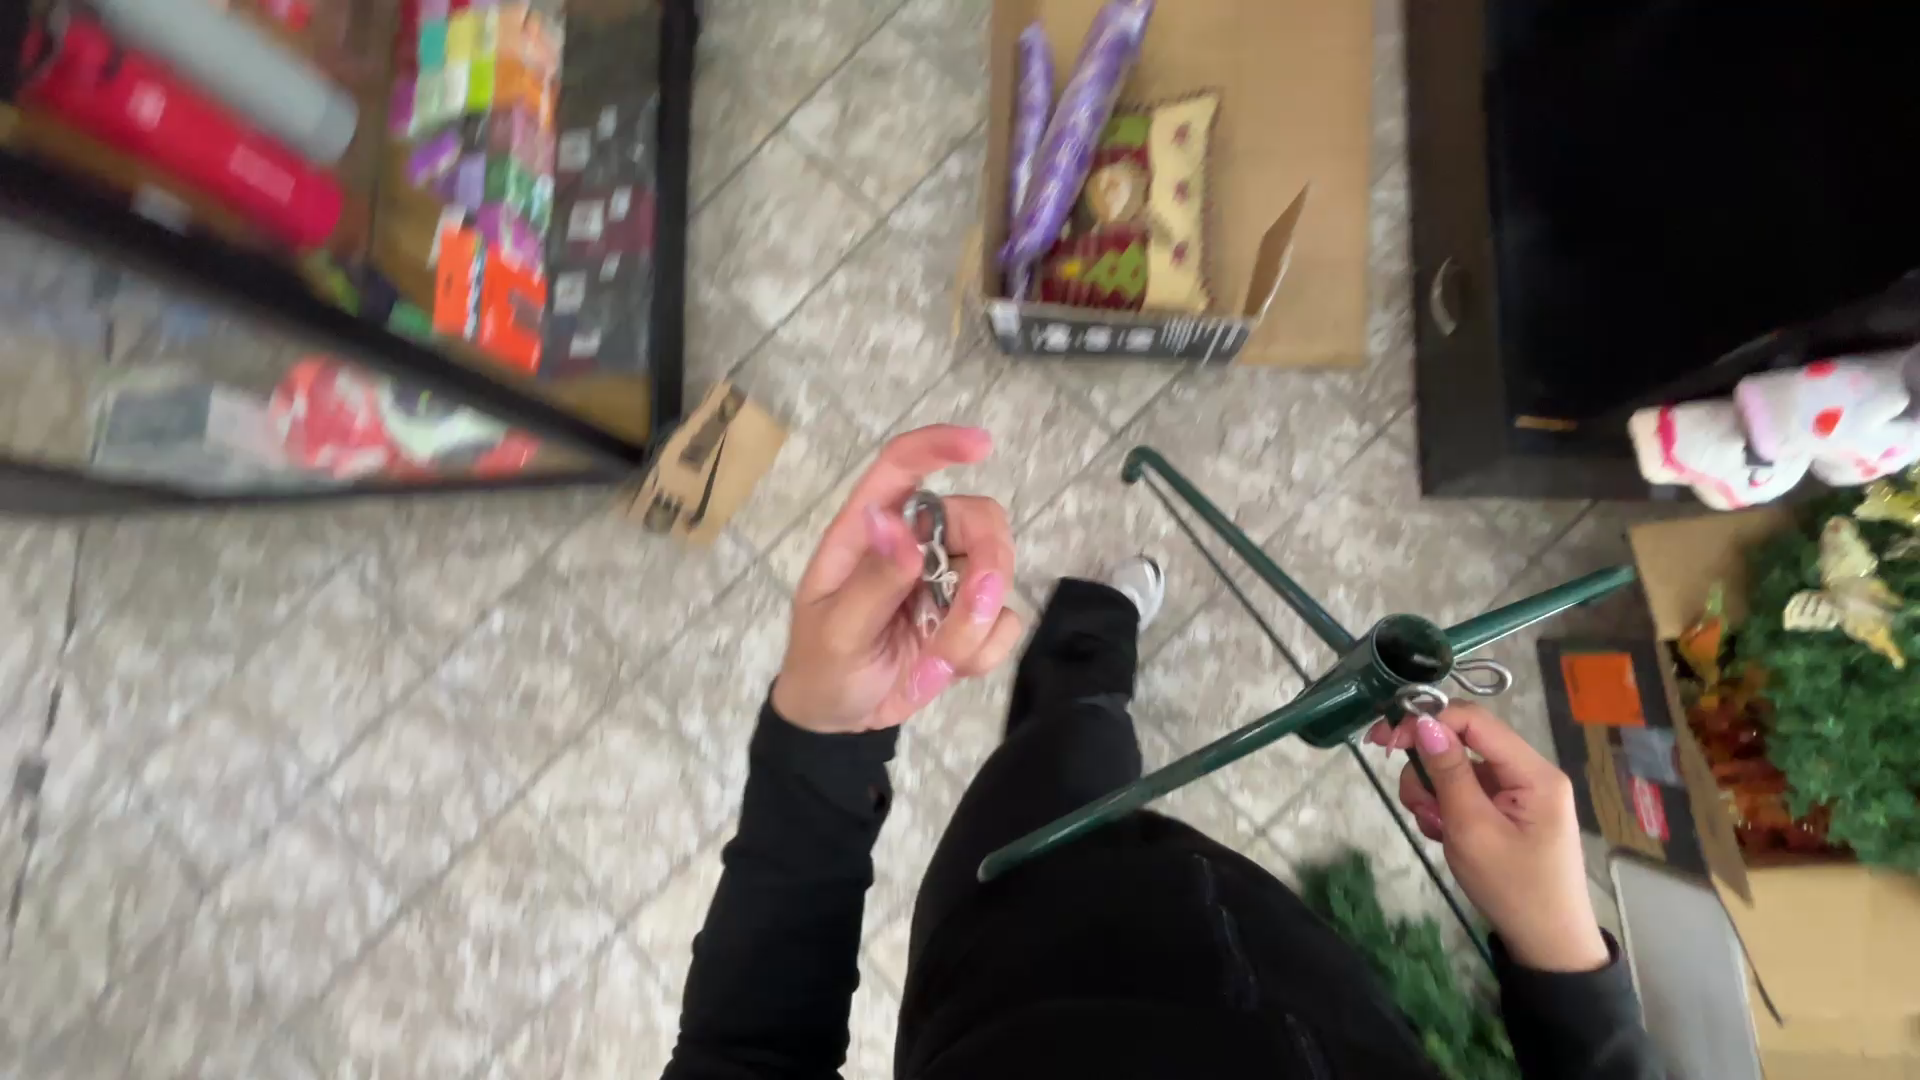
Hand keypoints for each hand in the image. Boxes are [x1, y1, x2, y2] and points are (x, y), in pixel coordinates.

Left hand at [770, 426, 1024, 734]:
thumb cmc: (822, 667)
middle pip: (978, 519)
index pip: (902, 468)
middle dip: (989, 567)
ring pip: (998, 572)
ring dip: (976, 626)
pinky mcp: (969, 619)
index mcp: (868, 533)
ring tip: (936, 663)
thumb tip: (898, 524)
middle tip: (973, 614)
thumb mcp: (837, 631)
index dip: (939, 446)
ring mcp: (946, 581)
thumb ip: (872, 581)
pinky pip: (1005, 620)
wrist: (840, 719)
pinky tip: (946, 671)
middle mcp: (914, 545)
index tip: (982, 446)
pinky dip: (985, 651)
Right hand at [1366, 705, 1608, 972]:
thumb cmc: (1513, 887)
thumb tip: (1422, 722)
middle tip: (1409, 796)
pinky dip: (1440, 805)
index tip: (1385, 740)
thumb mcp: (1472, 828)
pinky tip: (1442, 831)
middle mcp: (1526, 772)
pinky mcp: (1502, 807)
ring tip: (1432, 824)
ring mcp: (1514, 790)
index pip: (1473, 721)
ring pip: (1453, 765)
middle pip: (1460, 741)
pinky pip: (1459, 788)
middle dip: (1425, 764)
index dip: (1427, 721)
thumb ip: (1448, 772)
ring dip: (1429, 790)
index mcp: (1533, 772)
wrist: (1545, 945)